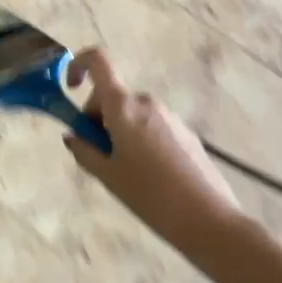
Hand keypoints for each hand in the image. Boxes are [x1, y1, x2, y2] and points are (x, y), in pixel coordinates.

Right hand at [63, 48, 240, 238]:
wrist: (210, 221)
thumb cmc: (150, 195)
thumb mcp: (107, 176)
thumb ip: (84, 151)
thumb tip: (73, 136)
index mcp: (123, 106)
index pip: (97, 61)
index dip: (78, 64)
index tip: (71, 89)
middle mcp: (146, 102)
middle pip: (113, 96)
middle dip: (99, 118)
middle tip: (100, 154)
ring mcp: (170, 117)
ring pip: (133, 114)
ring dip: (122, 132)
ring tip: (128, 172)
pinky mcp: (187, 135)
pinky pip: (154, 127)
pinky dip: (143, 141)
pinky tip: (153, 177)